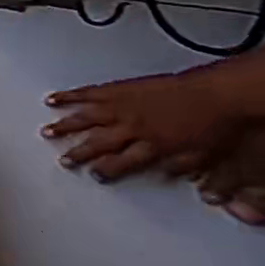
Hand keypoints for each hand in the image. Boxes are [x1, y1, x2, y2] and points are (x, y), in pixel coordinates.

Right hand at [41, 70, 242, 180]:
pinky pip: (85, 94)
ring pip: (84, 119)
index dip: (106, 170)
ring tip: (47, 132)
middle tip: (63, 160)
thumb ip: (182, 165)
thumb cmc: (217, 125)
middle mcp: (131, 129)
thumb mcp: (206, 154)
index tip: (95, 175)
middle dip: (78, 153)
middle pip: (98, 143)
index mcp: (153, 147)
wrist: (217, 95)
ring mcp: (120, 107)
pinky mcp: (115, 90)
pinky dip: (67, 97)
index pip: (122, 163)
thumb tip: (163, 174)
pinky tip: (53, 99)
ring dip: (64, 126)